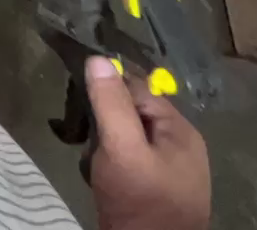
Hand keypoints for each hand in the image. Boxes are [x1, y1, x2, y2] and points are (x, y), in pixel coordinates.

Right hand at [86, 57, 209, 229]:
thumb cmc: (139, 198)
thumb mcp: (122, 147)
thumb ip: (111, 103)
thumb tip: (98, 58)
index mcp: (180, 131)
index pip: (137, 87)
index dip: (107, 85)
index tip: (76, 88)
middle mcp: (178, 142)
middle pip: (132, 106)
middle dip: (102, 109)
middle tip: (80, 120)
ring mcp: (167, 163)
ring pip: (125, 127)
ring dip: (102, 130)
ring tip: (86, 142)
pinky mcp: (152, 178)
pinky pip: (126, 147)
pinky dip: (106, 148)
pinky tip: (95, 159)